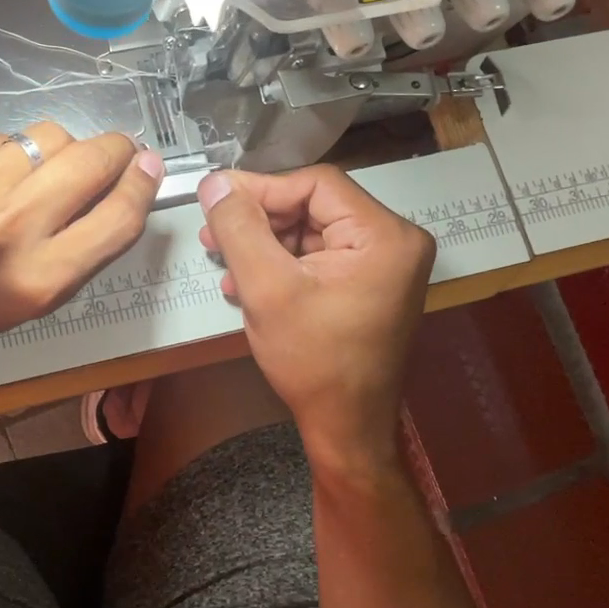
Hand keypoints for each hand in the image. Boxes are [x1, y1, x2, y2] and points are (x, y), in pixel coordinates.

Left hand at [0, 122, 164, 383]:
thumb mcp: (32, 301)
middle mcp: (9, 226)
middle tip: (112, 154)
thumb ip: (84, 247)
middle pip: (92, 160)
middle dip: (114, 151)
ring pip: (50, 135)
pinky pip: (3, 136)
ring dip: (58, 150)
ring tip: (37, 174)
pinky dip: (9, 153)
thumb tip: (128, 185)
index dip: (142, 184)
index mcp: (39, 277)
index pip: (118, 216)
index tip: (147, 168)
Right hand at [196, 166, 434, 473]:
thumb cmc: (312, 360)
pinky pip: (319, 257)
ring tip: (224, 261)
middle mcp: (395, 241)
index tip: (216, 202)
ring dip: (264, 244)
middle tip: (213, 234)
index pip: (315, 184)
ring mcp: (384, 265)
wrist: (345, 427)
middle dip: (259, 220)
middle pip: (313, 206)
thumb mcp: (266, 287)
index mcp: (385, 235)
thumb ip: (239, 228)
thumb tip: (215, 181)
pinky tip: (246, 283)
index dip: (261, 189)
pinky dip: (282, 264)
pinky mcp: (369, 285)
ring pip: (311, 231)